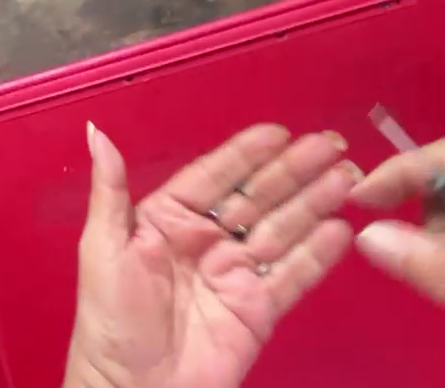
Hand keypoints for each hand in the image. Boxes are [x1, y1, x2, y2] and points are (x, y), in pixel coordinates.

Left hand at [64, 123, 359, 387]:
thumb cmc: (111, 314)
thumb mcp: (102, 244)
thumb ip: (109, 187)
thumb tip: (95, 130)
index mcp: (167, 216)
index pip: (213, 175)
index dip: (246, 153)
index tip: (279, 131)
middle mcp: (205, 238)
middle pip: (255, 197)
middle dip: (292, 170)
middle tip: (330, 144)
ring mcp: (234, 274)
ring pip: (280, 229)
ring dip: (314, 202)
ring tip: (348, 176)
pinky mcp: (258, 311)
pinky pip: (291, 276)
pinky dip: (317, 254)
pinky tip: (341, 230)